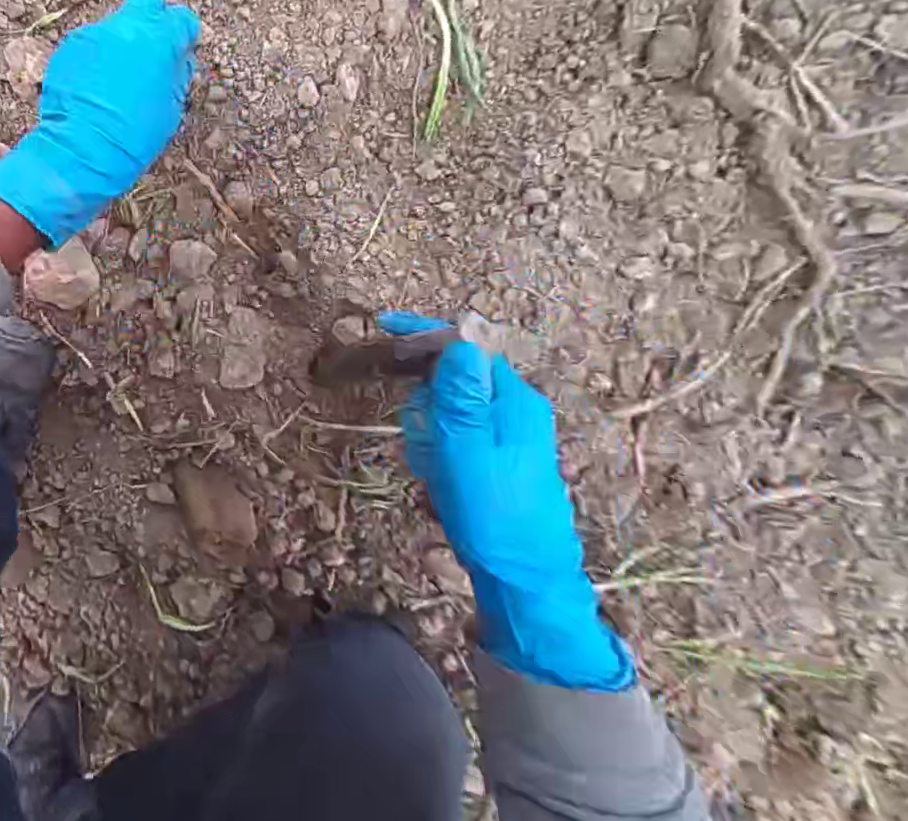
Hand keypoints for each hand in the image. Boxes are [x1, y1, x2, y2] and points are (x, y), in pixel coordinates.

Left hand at [0, 0, 200, 245]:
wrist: (83, 150)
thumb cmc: (133, 137)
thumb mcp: (171, 109)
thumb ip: (178, 74)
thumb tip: (181, 58)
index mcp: (159, 41)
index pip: (182, 19)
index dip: (183, 37)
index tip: (181, 51)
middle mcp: (126, 27)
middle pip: (148, 4)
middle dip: (154, 22)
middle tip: (153, 51)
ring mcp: (95, 34)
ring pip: (118, 24)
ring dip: (124, 42)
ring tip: (120, 78)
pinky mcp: (71, 46)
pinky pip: (93, 42)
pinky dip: (99, 56)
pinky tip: (98, 86)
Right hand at [378, 312, 634, 690]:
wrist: (523, 580)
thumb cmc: (494, 515)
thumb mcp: (469, 451)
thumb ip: (462, 394)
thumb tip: (461, 336)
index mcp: (513, 400)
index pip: (465, 347)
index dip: (424, 333)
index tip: (383, 326)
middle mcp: (513, 408)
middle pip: (453, 376)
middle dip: (424, 400)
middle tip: (420, 441)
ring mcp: (505, 433)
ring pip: (448, 407)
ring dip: (428, 429)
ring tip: (432, 467)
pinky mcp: (495, 455)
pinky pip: (453, 433)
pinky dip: (437, 447)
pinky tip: (438, 477)